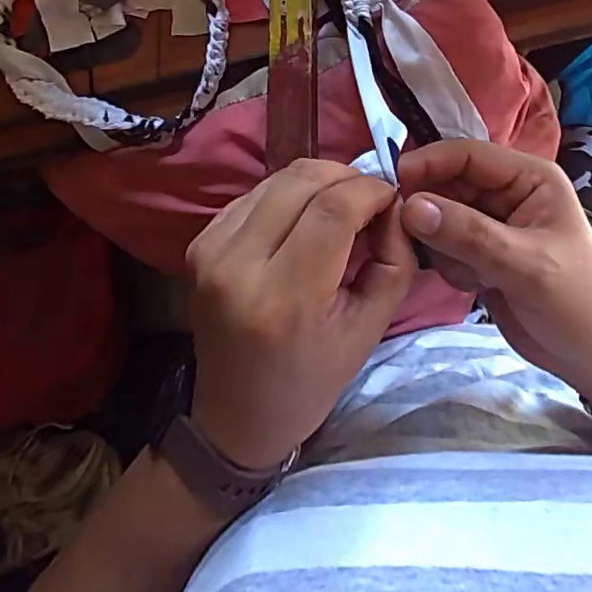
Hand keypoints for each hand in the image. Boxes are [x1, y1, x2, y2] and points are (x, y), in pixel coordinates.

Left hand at [184, 159, 415, 468]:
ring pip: (278, 178)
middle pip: (302, 180)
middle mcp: (238, 264)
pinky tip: (304, 218)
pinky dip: (289, 194)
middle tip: (370, 198)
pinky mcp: (199, 241)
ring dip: (319, 182)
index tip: (392, 196)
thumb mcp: (369, 330)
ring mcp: (210, 249)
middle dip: (347, 177)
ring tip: (342, 207)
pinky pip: (255, 193)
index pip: (333, 210)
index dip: (370, 190)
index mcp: (285, 299)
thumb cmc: (310, 381)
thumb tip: (392, 204)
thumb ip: (393, 260)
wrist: (234, 415)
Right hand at [396, 139, 591, 419]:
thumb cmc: (578, 305)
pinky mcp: (481, 252)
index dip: (430, 163)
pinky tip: (476, 287)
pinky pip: (444, 243)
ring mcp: (492, 224)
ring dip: (441, 243)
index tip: (394, 184)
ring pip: (441, 214)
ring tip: (470, 274)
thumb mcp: (525, 265)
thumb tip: (410, 206)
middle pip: (449, 183)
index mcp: (530, 177)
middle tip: (413, 236)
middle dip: (431, 209)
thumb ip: (467, 234)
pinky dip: (448, 263)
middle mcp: (508, 193)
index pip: (468, 155)